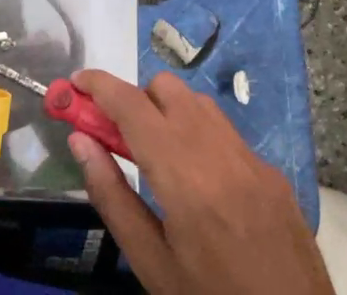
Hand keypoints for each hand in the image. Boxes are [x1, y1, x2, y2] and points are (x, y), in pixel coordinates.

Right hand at [68, 70, 332, 294]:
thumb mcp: (151, 263)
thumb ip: (111, 196)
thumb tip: (80, 140)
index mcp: (183, 175)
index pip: (132, 105)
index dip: (98, 85)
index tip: (74, 84)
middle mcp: (219, 152)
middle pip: (166, 88)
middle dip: (134, 99)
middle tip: (116, 138)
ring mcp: (252, 159)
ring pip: (198, 103)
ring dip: (167, 111)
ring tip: (154, 158)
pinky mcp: (272, 173)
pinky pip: (226, 132)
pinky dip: (199, 135)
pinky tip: (197, 182)